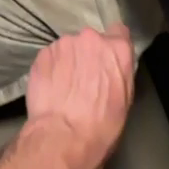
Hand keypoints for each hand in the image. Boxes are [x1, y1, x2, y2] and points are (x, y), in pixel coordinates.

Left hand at [22, 27, 135, 168]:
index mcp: (116, 50)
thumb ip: (119, 73)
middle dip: (88, 55)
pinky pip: (51, 56)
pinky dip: (52, 68)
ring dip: (68, 61)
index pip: (119, 32)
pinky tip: (51, 88)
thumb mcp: (125, 100)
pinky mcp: (43, 53)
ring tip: (65, 86)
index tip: (107, 59)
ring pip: (68, 48)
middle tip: (84, 79)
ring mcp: (64, 43)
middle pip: (90, 41)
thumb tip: (112, 66)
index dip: (113, 46)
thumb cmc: (102, 125)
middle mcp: (90, 38)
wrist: (63, 135)